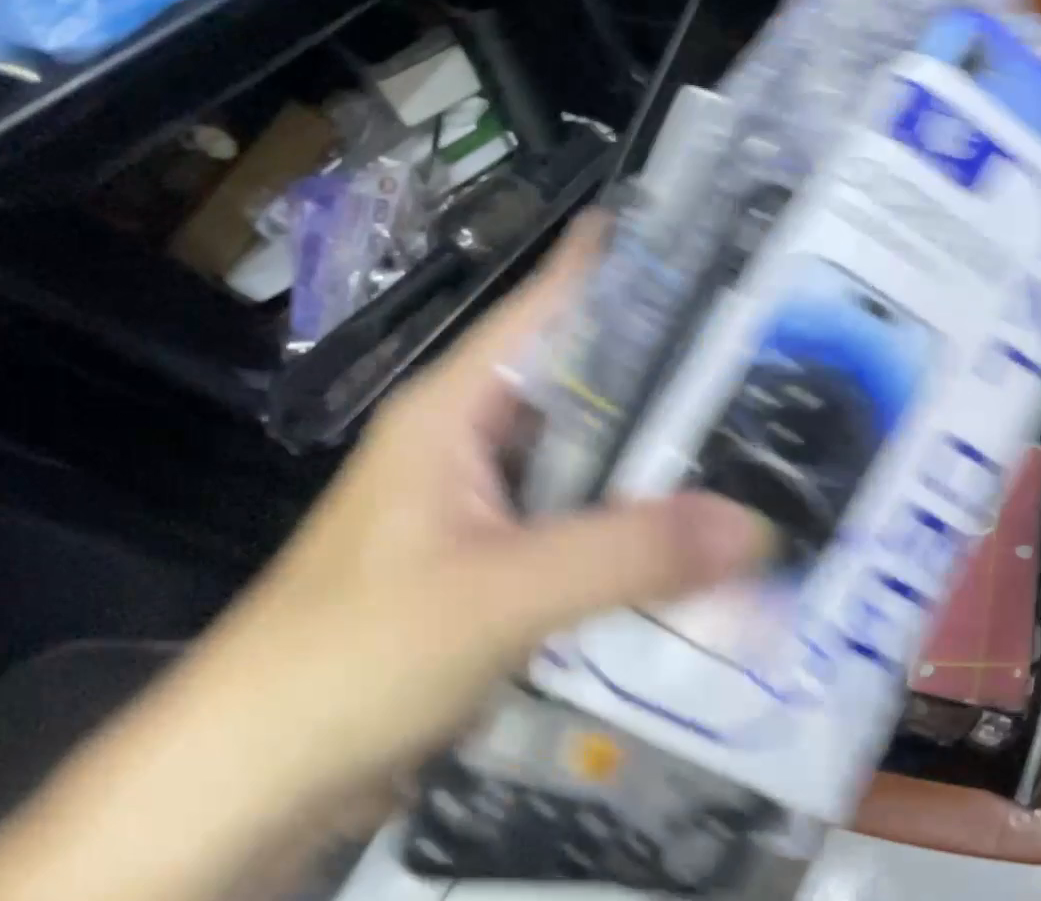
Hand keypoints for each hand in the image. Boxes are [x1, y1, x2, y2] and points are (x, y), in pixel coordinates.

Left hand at [0, 215, 776, 900]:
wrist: (250, 788)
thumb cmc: (347, 660)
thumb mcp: (494, 595)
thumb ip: (626, 555)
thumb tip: (760, 525)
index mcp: (461, 405)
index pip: (559, 303)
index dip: (638, 268)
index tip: (731, 251)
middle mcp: (483, 440)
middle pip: (601, 385)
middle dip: (688, 376)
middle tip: (790, 368)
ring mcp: (499, 506)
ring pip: (607, 461)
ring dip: (678, 460)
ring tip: (776, 444)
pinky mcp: (513, 566)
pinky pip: (602, 527)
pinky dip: (656, 527)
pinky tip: (717, 536)